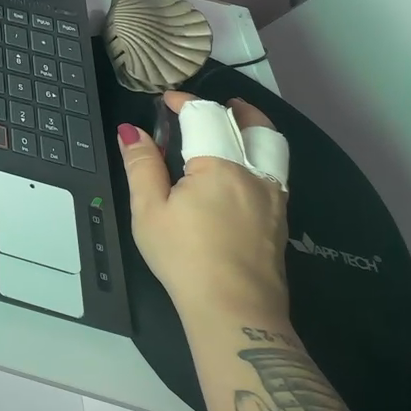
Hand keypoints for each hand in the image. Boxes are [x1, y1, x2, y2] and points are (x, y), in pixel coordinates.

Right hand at [117, 90, 290, 325]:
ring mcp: (274, 199)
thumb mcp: (148, 208)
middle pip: (257, 128)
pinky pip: (275, 172)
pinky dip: (258, 154)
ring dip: (253, 130)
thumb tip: (131, 130)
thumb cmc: (185, 256)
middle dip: (234, 109)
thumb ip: (141, 164)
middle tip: (214, 102)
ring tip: (231, 125)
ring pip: (274, 150)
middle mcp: (256, 177)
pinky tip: (236, 167)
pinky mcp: (279, 220)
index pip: (206, 117)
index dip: (184, 101)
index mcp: (222, 168)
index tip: (164, 100)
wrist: (235, 310)